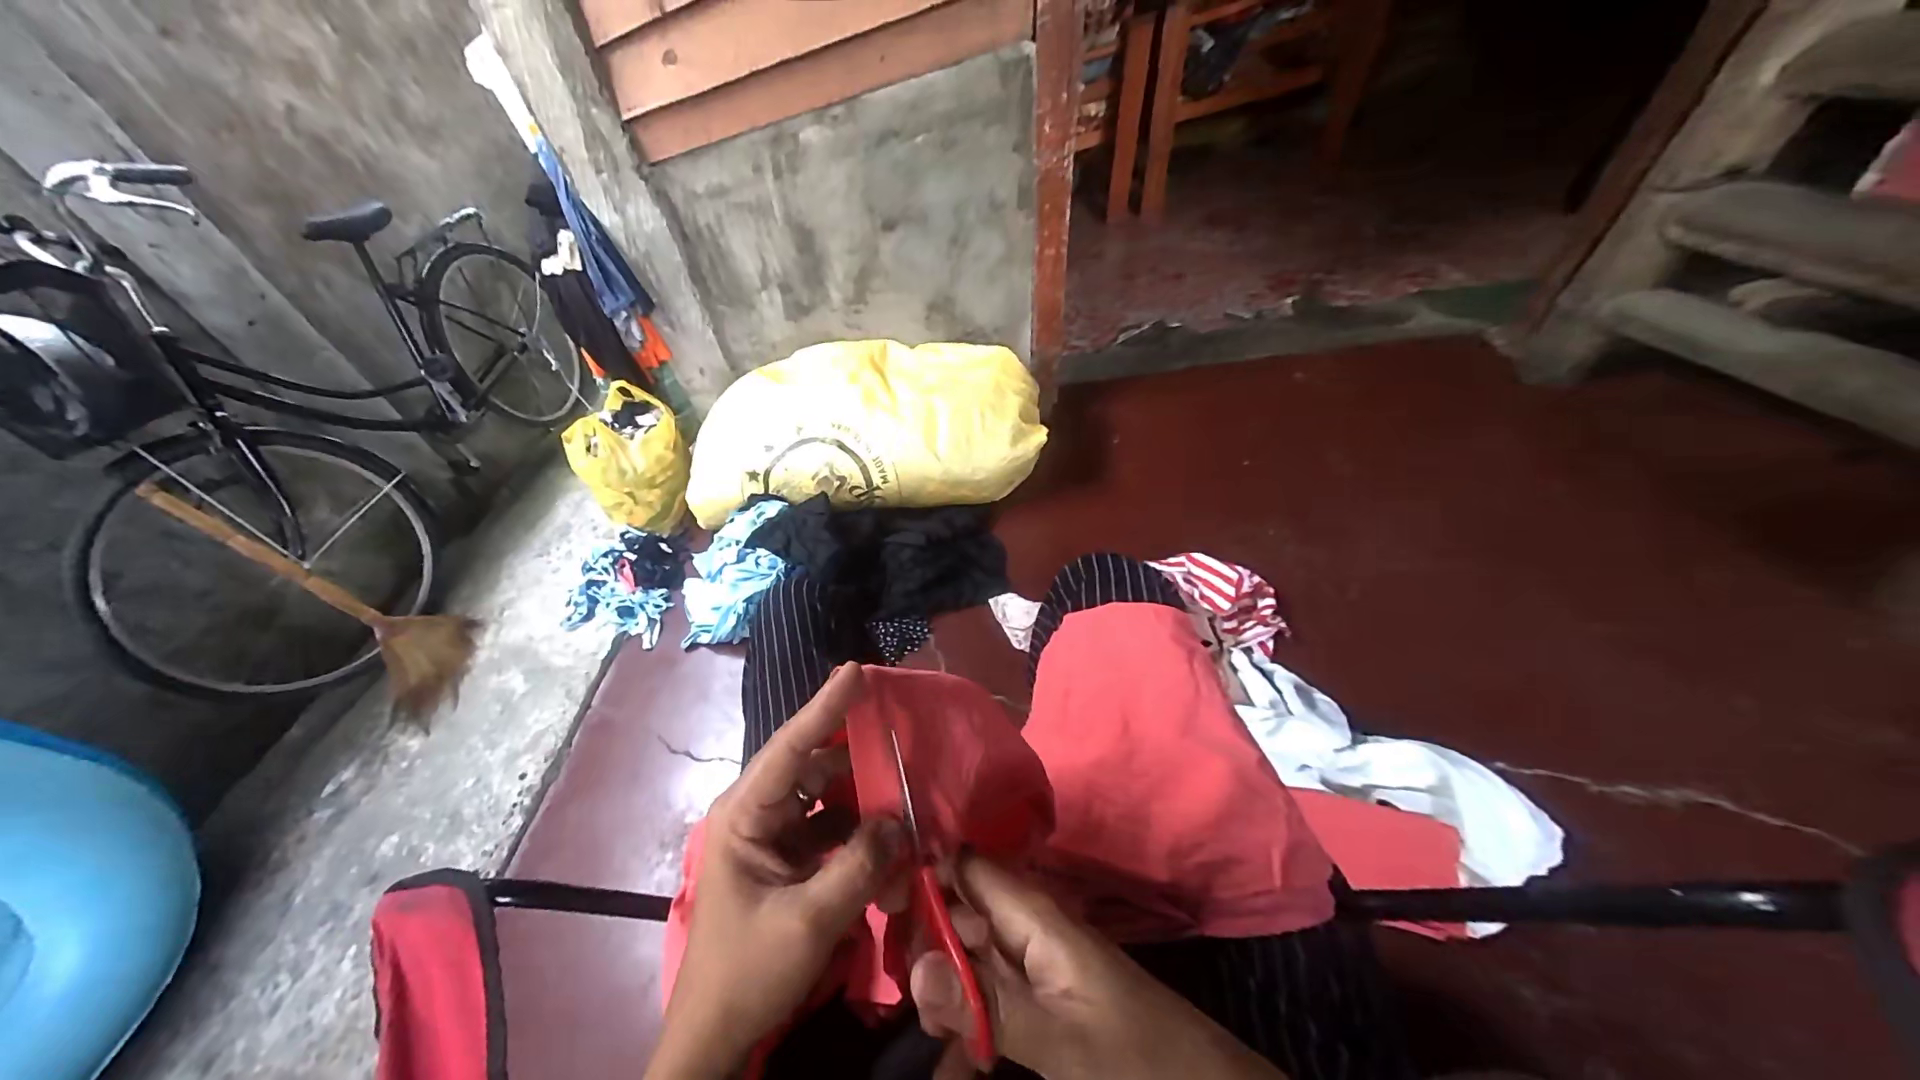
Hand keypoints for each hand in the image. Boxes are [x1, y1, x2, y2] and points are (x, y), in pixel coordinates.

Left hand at [648, 664, 908, 1079]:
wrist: (719, 1036)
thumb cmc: (749, 972)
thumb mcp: (809, 919)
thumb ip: (860, 864)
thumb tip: (901, 820)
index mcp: (745, 815)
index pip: (791, 747)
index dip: (825, 706)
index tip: (856, 670)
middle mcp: (759, 814)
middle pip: (815, 767)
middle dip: (859, 754)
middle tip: (903, 733)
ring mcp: (775, 836)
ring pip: (829, 798)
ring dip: (866, 797)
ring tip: (908, 786)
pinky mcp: (791, 859)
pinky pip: (834, 829)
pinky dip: (862, 831)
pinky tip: (894, 836)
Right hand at [911, 855, 1283, 1079]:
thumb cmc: (1140, 1058)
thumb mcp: (1062, 1041)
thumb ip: (987, 1005)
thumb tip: (914, 966)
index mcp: (1037, 917)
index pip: (968, 867)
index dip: (925, 873)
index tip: (880, 903)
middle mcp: (1031, 931)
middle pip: (961, 915)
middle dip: (927, 949)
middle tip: (911, 1003)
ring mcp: (1037, 969)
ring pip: (971, 962)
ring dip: (945, 995)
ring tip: (933, 1041)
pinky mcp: (1044, 1004)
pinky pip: (992, 1002)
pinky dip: (971, 1029)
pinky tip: (958, 1064)